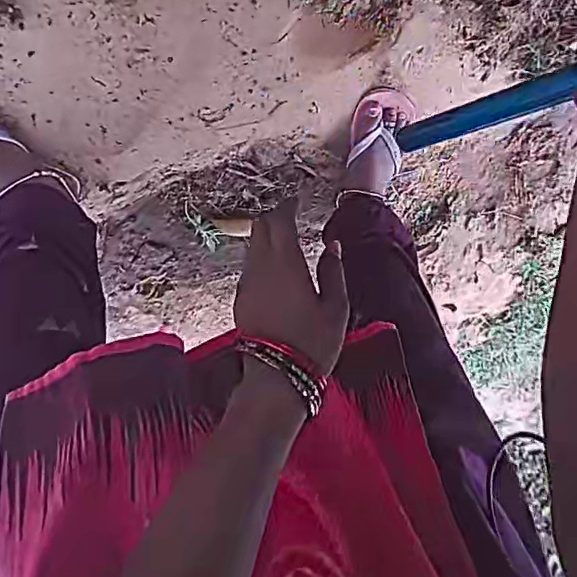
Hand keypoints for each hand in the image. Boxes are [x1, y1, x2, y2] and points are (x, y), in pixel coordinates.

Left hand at [232, 198, 347, 374]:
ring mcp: (246, 281)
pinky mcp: (240, 296)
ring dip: (266, 235)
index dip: (287, 205)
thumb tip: (332, 245)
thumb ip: (333, 271)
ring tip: (286, 238)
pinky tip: (276, 266)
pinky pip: (250, 264)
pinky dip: (261, 254)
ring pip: (253, 244)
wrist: (276, 377)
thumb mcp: (336, 308)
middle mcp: (260, 265)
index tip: (297, 199)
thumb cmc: (313, 342)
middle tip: (291, 214)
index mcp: (285, 262)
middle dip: (275, 216)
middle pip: (260, 226)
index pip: (279, 220)